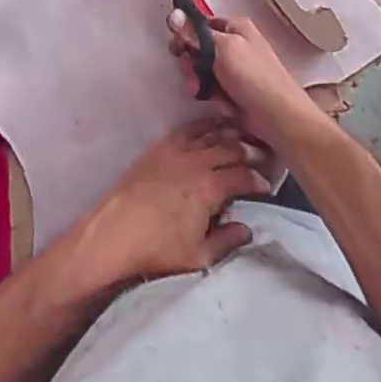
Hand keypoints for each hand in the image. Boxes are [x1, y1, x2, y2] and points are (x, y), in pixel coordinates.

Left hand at [67, 117, 270, 290]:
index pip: (244, 176)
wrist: (113, 235)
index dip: (260, 180)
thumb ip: (228, 241)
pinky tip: (214, 125)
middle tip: (264, 158)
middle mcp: (196, 162)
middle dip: (252, 152)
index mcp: (210, 187)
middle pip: (232, 148)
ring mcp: (177, 151)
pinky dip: (206, 125)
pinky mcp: (160, 147)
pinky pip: (189, 129)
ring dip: (232, 134)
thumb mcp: (199, 256)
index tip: (267, 187)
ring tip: (245, 137)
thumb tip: (247, 229)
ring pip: (212, 134)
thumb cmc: (157, 249)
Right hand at [167, 11, 327, 147]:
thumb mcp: (222, 48)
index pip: (201, 23)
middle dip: (190, 60)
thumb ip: (196, 34)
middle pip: (198, 46)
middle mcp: (235, 43)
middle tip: (190, 71)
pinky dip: (206, 90)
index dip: (186, 33)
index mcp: (236, 27)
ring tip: (199, 89)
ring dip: (196, 78)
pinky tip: (208, 98)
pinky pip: (210, 84)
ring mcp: (233, 66)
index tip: (176, 47)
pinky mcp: (231, 87)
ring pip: (201, 67)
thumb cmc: (251, 75)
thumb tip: (174, 14)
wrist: (275, 114)